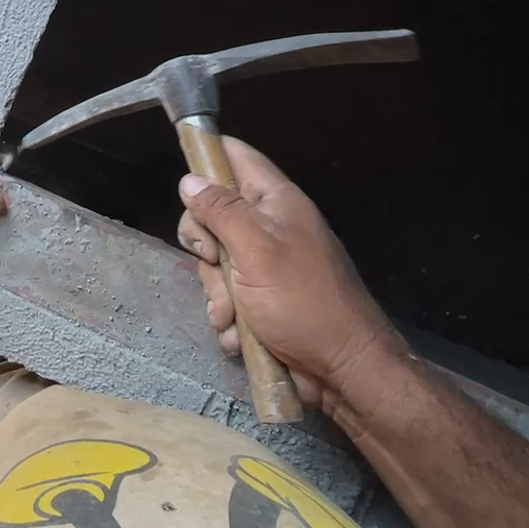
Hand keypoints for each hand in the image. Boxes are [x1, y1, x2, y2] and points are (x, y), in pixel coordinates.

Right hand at [176, 137, 404, 412]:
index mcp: (276, 201)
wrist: (345, 371)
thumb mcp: (255, 250)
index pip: (236, 156)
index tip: (183, 179)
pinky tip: (239, 332)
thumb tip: (189, 179)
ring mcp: (266, 262)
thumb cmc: (303, 302)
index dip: (208, 156)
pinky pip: (227, 292)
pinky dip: (229, 314)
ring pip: (215, 258)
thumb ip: (220, 211)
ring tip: (233, 315)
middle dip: (204, 244)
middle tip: (214, 260)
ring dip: (216, 290)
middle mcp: (270, 225)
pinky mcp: (262, 296)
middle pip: (213, 212)